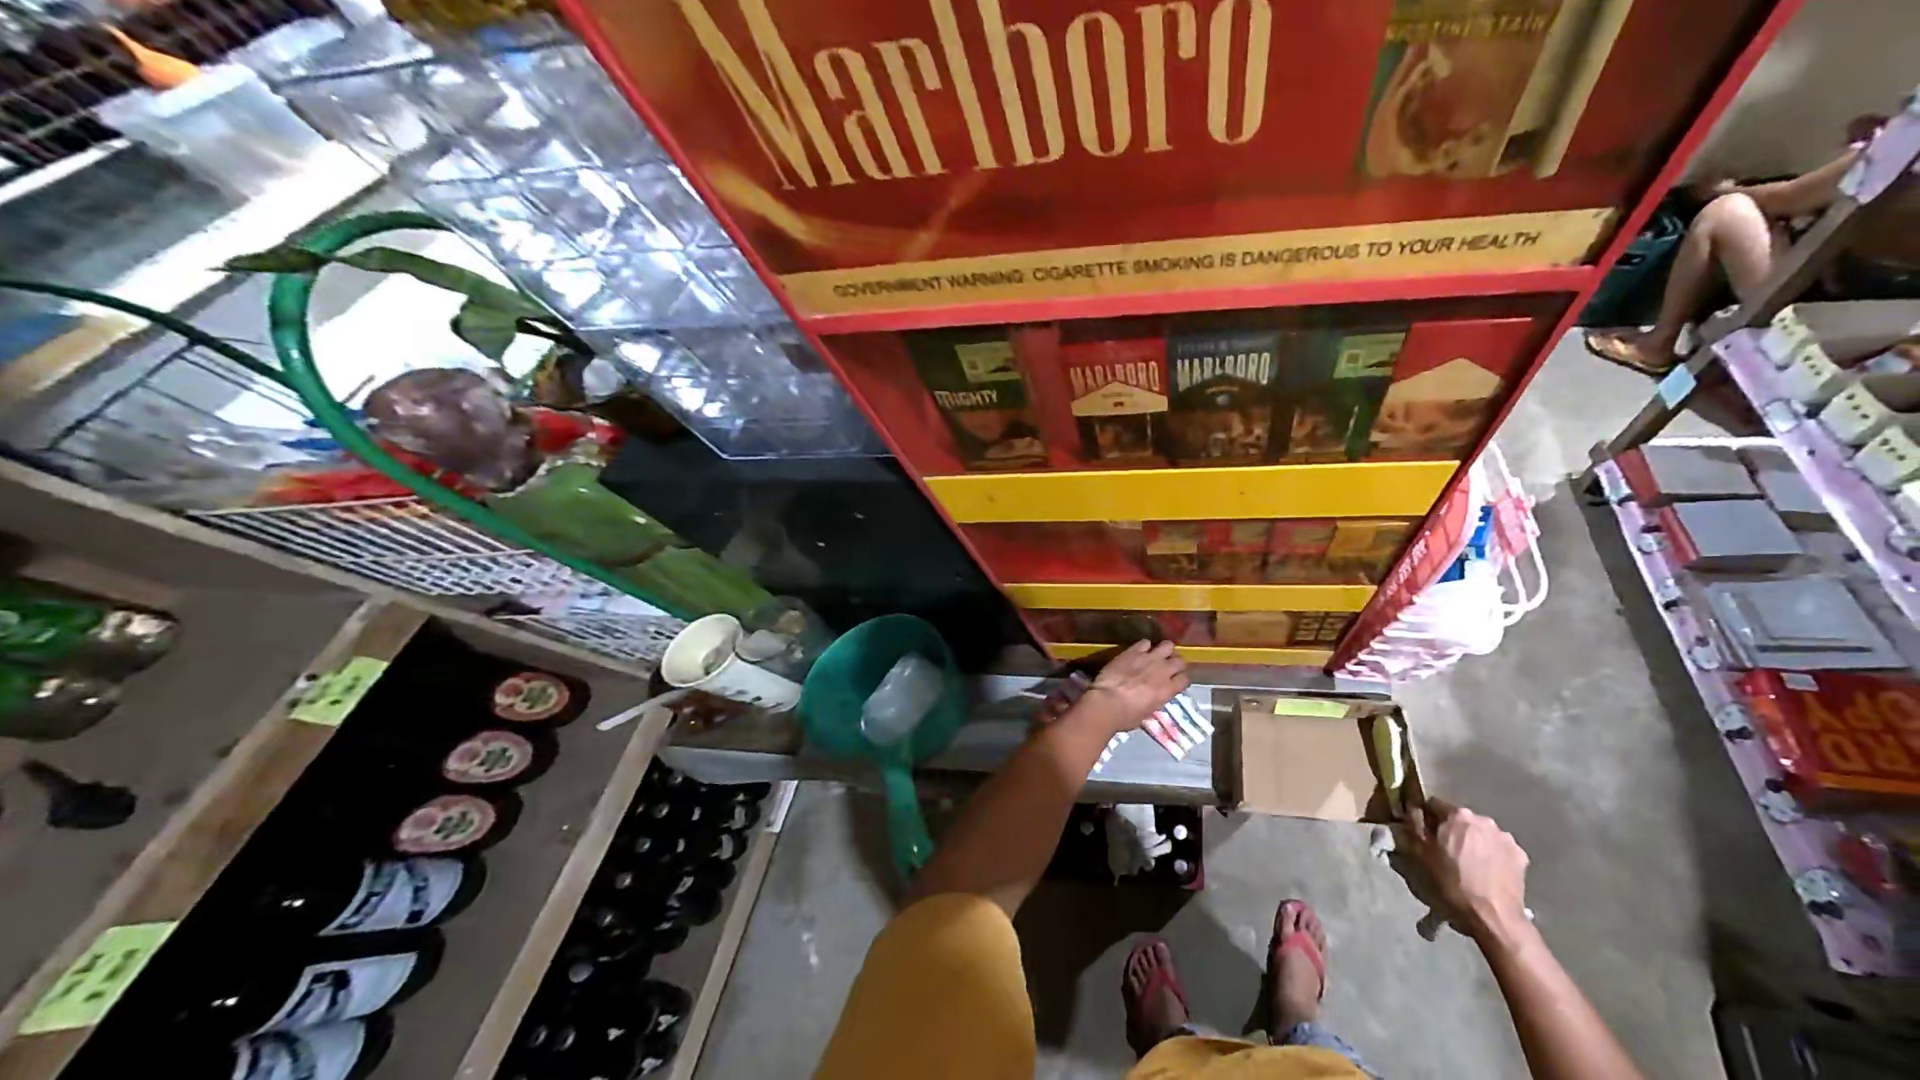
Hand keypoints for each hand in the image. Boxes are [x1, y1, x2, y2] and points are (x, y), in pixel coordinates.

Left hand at [1073, 641, 1188, 735]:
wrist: (1108, 702)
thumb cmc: (1126, 716)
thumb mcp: (1147, 713)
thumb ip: (1155, 699)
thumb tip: (1154, 696)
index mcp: (1168, 690)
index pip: (1185, 679)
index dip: (1181, 678)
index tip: (1175, 680)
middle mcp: (1163, 671)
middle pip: (1180, 661)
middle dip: (1176, 662)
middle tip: (1168, 665)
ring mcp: (1149, 659)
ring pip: (1167, 645)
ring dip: (1164, 649)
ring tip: (1157, 654)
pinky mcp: (1133, 651)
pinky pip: (1145, 642)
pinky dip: (1144, 646)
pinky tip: (1138, 651)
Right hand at [1406, 798, 1529, 941]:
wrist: (1493, 915)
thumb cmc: (1452, 881)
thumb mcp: (1420, 853)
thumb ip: (1413, 826)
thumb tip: (1410, 810)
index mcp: (1457, 815)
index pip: (1434, 804)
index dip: (1426, 818)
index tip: (1424, 832)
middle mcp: (1483, 819)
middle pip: (1460, 819)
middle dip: (1452, 830)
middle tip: (1446, 850)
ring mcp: (1505, 837)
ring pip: (1481, 832)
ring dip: (1473, 841)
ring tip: (1469, 863)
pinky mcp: (1521, 855)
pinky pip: (1499, 848)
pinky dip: (1492, 854)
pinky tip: (1487, 871)